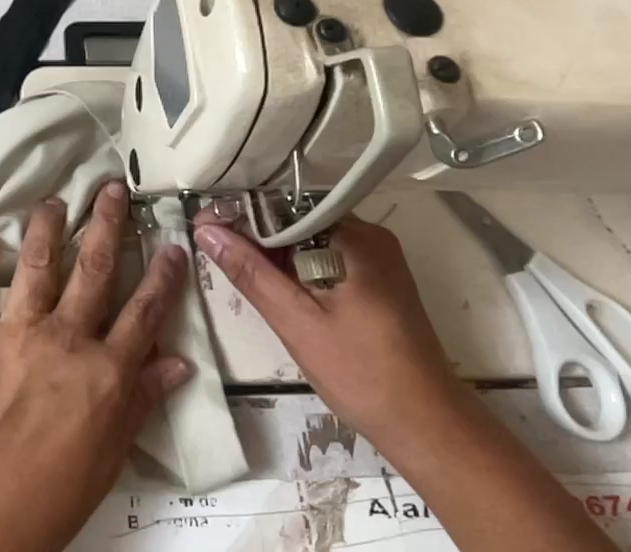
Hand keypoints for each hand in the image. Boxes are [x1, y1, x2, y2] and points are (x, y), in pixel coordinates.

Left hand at [0, 180, 192, 551]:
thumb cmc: (56, 491)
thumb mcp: (113, 452)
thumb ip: (142, 400)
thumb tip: (178, 362)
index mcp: (106, 369)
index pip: (144, 311)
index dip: (162, 275)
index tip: (172, 243)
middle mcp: (66, 338)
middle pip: (94, 269)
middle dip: (106, 224)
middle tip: (112, 189)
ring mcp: (17, 333)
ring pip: (36, 264)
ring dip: (46, 227)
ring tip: (55, 200)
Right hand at [191, 213, 463, 446]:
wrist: (427, 426)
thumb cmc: (362, 374)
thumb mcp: (296, 322)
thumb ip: (251, 272)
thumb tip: (207, 231)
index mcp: (356, 237)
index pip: (285, 204)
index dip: (240, 212)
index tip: (203, 227)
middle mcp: (369, 237)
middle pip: (297, 218)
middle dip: (253, 232)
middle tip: (213, 249)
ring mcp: (376, 260)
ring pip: (309, 239)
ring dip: (272, 251)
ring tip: (233, 265)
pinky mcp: (376, 282)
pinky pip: (324, 257)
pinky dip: (295, 267)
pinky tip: (272, 285)